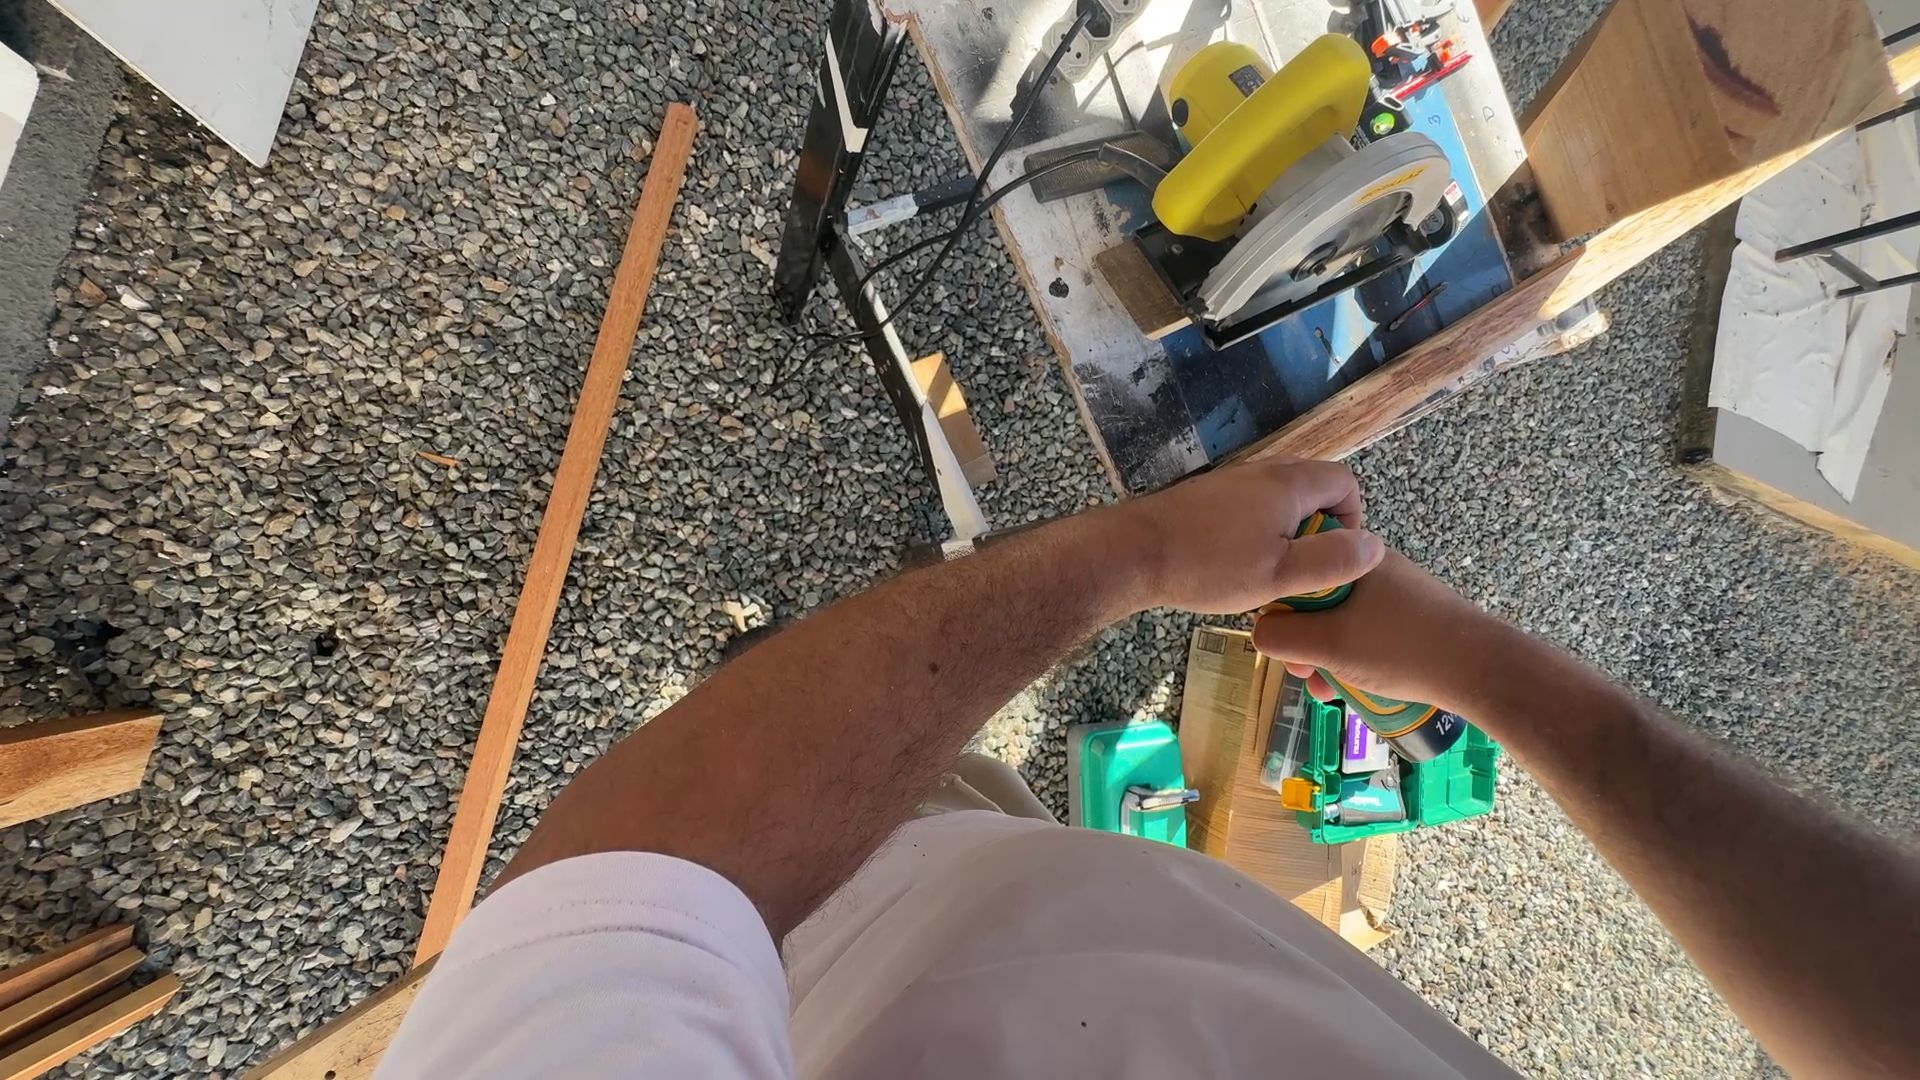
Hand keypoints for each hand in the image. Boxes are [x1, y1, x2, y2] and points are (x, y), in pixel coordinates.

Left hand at [1105, 457, 1385, 614]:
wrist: (1132, 552)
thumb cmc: (1209, 565)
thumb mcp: (1280, 573)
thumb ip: (1332, 560)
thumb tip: (1375, 546)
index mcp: (1288, 482)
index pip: (1345, 482)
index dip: (1353, 519)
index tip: (1333, 557)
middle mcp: (1260, 471)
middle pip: (1310, 488)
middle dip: (1316, 528)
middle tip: (1299, 568)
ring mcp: (1227, 481)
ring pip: (1275, 500)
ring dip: (1282, 532)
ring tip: (1265, 571)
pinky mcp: (1202, 497)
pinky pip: (1244, 507)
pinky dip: (1252, 530)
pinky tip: (1231, 563)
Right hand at [1251, 548, 1517, 714]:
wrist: (1486, 673)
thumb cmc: (1400, 648)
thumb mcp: (1325, 644)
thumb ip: (1278, 636)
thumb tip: (1260, 632)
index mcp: (1350, 558)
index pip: (1292, 570)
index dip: (1276, 606)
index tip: (1278, 640)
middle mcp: (1370, 568)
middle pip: (1313, 601)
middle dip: (1300, 640)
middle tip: (1301, 673)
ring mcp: (1394, 593)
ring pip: (1338, 621)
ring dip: (1323, 655)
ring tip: (1324, 690)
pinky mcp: (1410, 617)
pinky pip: (1363, 632)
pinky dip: (1350, 656)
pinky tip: (1350, 688)